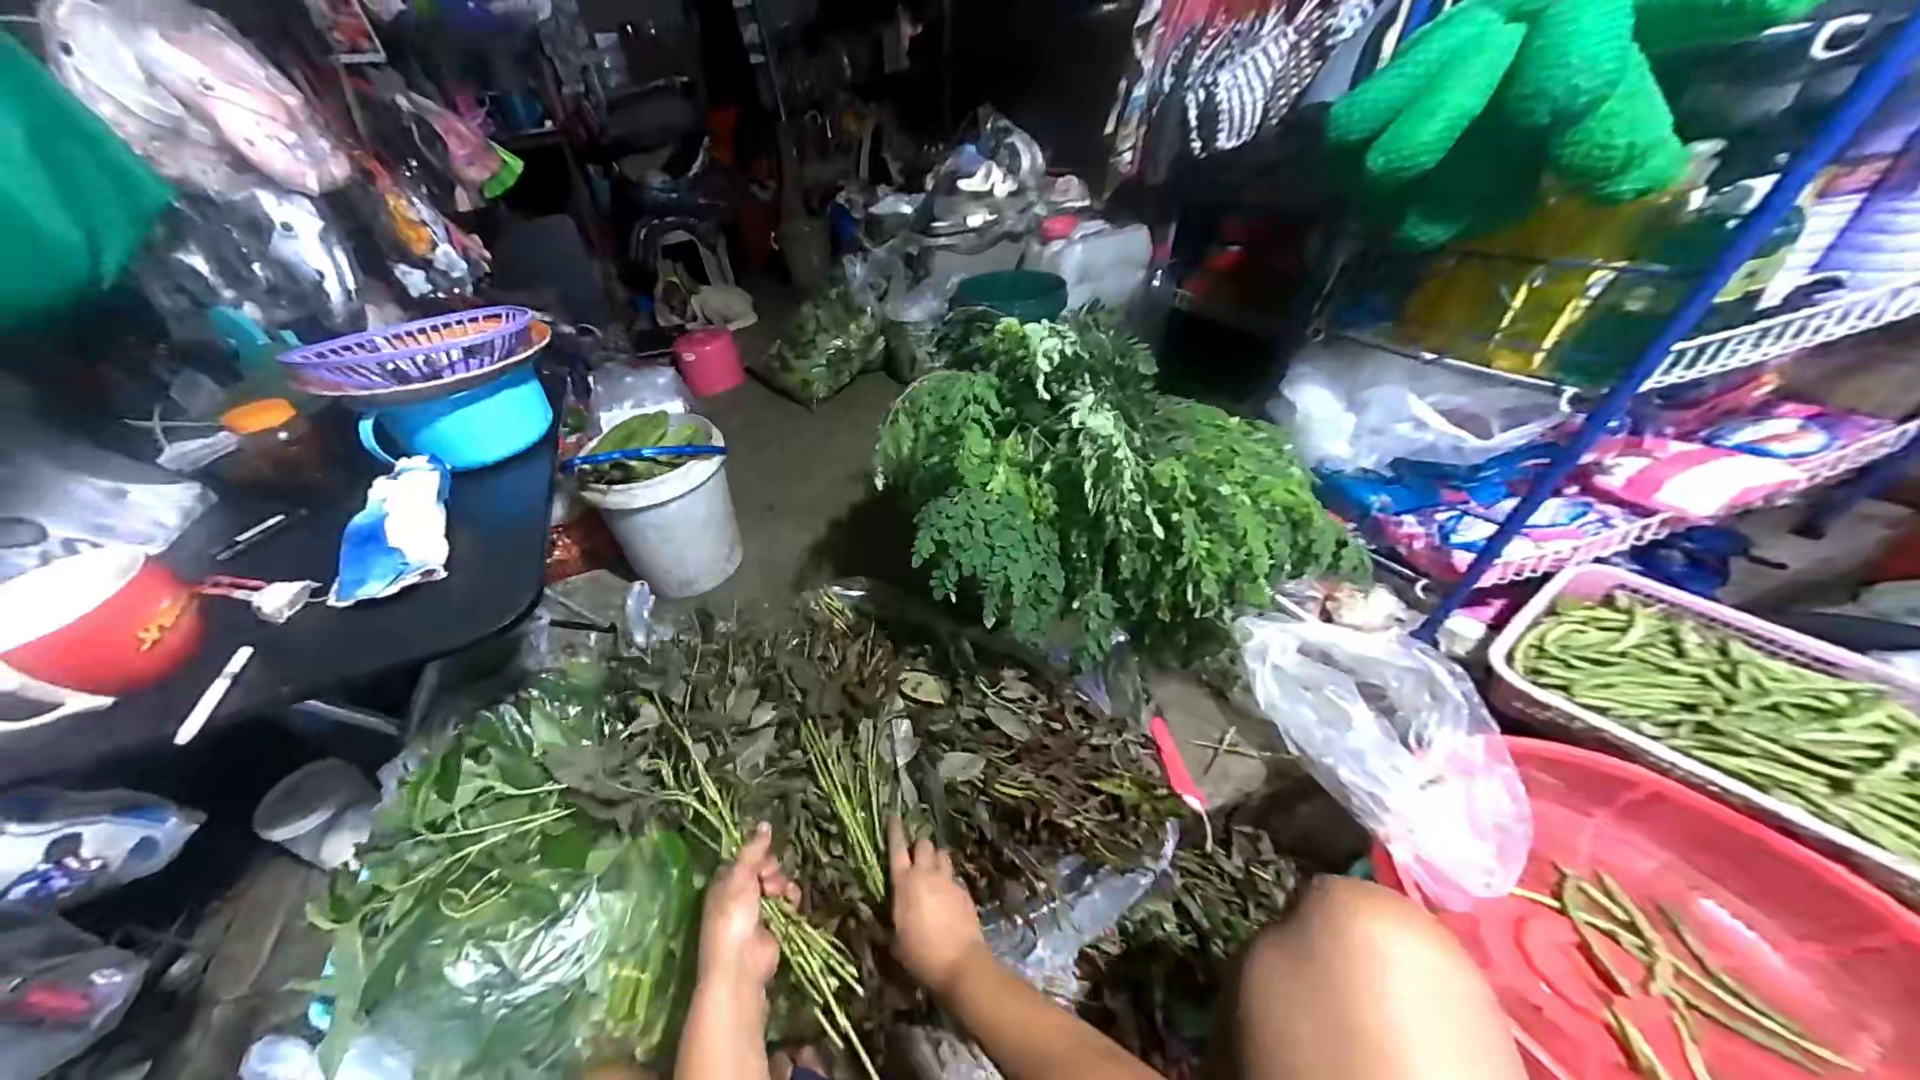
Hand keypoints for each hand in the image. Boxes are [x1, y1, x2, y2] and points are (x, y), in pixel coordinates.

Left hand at [697, 822, 799, 997]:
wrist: (741, 964)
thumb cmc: (733, 916)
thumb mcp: (740, 877)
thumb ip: (753, 850)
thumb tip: (765, 823)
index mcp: (725, 881)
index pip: (747, 857)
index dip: (759, 855)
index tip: (765, 859)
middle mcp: (740, 893)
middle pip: (764, 868)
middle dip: (773, 871)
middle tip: (771, 881)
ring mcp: (757, 909)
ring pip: (778, 883)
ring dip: (784, 884)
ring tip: (782, 894)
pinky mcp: (774, 923)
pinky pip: (787, 901)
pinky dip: (791, 899)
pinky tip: (792, 903)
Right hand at [888, 817, 989, 996]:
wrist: (960, 962)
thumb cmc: (920, 954)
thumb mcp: (895, 941)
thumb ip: (889, 921)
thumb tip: (882, 917)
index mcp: (904, 883)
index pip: (897, 848)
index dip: (894, 830)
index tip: (894, 816)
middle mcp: (926, 874)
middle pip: (924, 844)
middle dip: (919, 846)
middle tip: (915, 855)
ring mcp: (948, 880)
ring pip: (942, 854)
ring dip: (936, 858)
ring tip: (933, 869)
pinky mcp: (964, 890)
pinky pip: (954, 875)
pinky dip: (948, 878)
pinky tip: (947, 893)